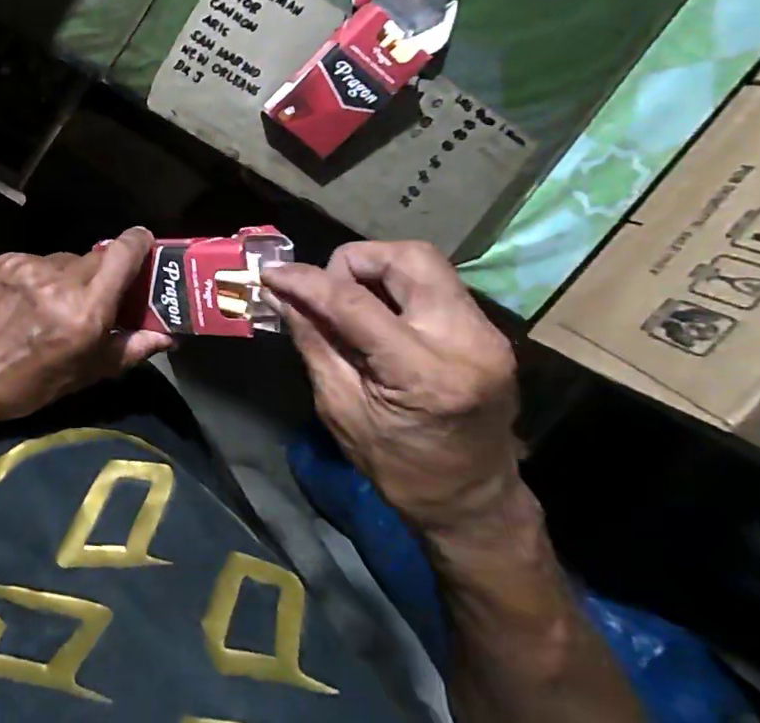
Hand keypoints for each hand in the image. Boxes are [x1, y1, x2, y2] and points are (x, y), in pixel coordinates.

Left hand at [0, 227, 174, 428]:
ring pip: (66, 258)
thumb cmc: (34, 381)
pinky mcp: (6, 261)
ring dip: (69, 275)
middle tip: (95, 295)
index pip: (122, 253)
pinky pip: (38, 260)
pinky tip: (28, 300)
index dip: (138, 242)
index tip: (144, 243)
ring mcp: (30, 268)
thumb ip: (133, 348)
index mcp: (86, 310)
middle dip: (102, 273)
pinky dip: (41, 275)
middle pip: (97, 257)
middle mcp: (60, 281)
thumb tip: (169, 336)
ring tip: (54, 304)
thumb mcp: (89, 372)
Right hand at [262, 241, 521, 536]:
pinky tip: (376, 315)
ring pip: (424, 262)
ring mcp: (486, 333)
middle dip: (353, 261)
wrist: (473, 500)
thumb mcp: (340, 408)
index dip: (306, 281)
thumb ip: (314, 341)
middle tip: (325, 290)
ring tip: (348, 301)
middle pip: (408, 258)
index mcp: (425, 374)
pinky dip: (395, 286)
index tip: (271, 274)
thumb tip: (280, 295)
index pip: (355, 302)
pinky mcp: (487, 331)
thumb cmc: (399, 467)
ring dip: (375, 269)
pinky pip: (434, 284)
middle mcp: (466, 342)